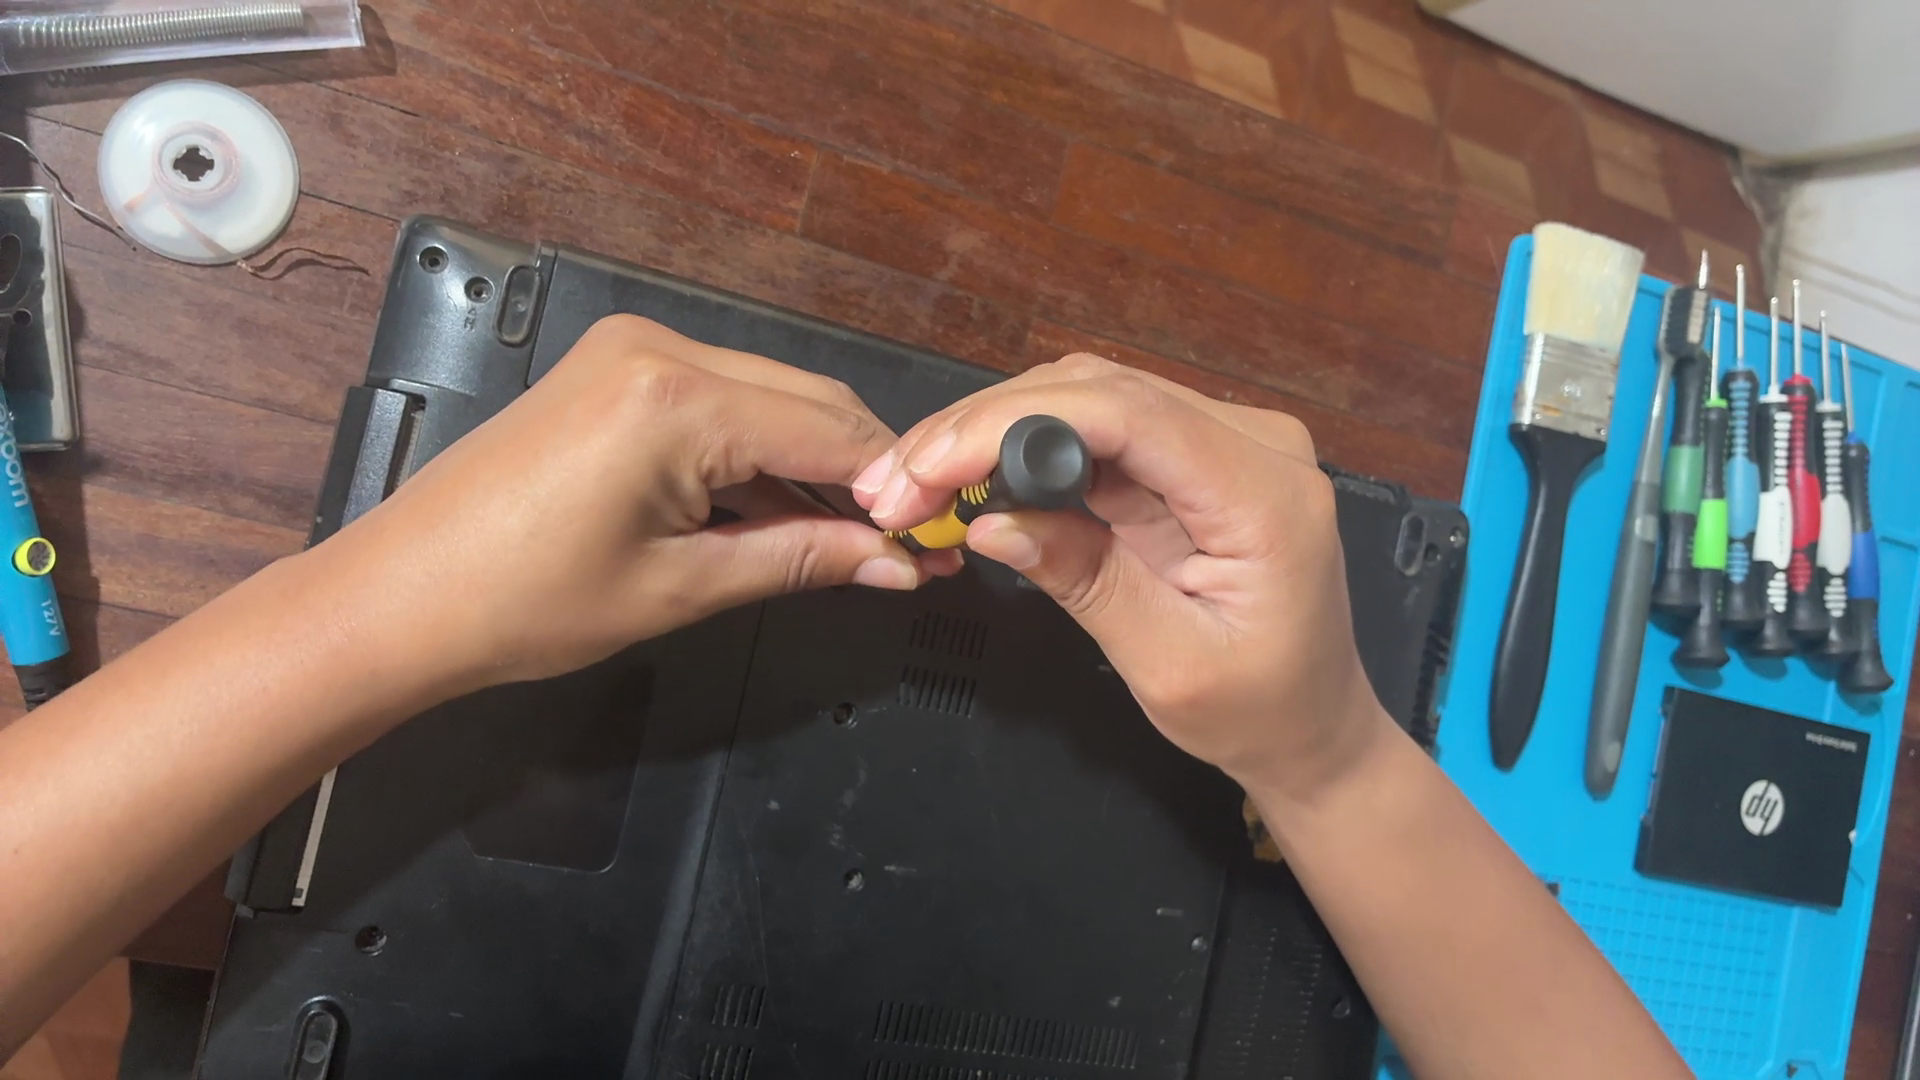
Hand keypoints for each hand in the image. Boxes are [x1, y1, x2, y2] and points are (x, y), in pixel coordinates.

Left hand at [314, 315, 950, 692]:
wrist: (395, 598)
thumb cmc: (528, 604)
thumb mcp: (686, 586)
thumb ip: (806, 560)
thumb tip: (899, 565)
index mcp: (678, 399)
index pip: (831, 432)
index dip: (894, 489)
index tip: (934, 539)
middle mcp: (664, 350)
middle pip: (814, 402)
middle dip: (868, 473)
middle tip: (906, 542)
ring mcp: (641, 352)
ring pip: (778, 400)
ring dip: (823, 465)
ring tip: (861, 534)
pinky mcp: (626, 371)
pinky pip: (732, 404)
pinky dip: (771, 455)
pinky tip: (796, 504)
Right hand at [853, 354, 1389, 801]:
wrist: (1310, 722)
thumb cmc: (1257, 711)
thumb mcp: (1169, 666)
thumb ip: (1087, 583)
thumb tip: (989, 525)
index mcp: (1263, 492)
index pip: (1127, 415)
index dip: (1014, 424)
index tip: (929, 465)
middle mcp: (1249, 442)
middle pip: (1097, 391)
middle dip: (983, 427)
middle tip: (898, 481)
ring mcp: (1218, 442)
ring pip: (1085, 399)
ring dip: (991, 431)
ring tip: (917, 478)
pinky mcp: (1186, 458)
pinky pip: (1093, 430)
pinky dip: (1021, 449)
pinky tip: (969, 475)